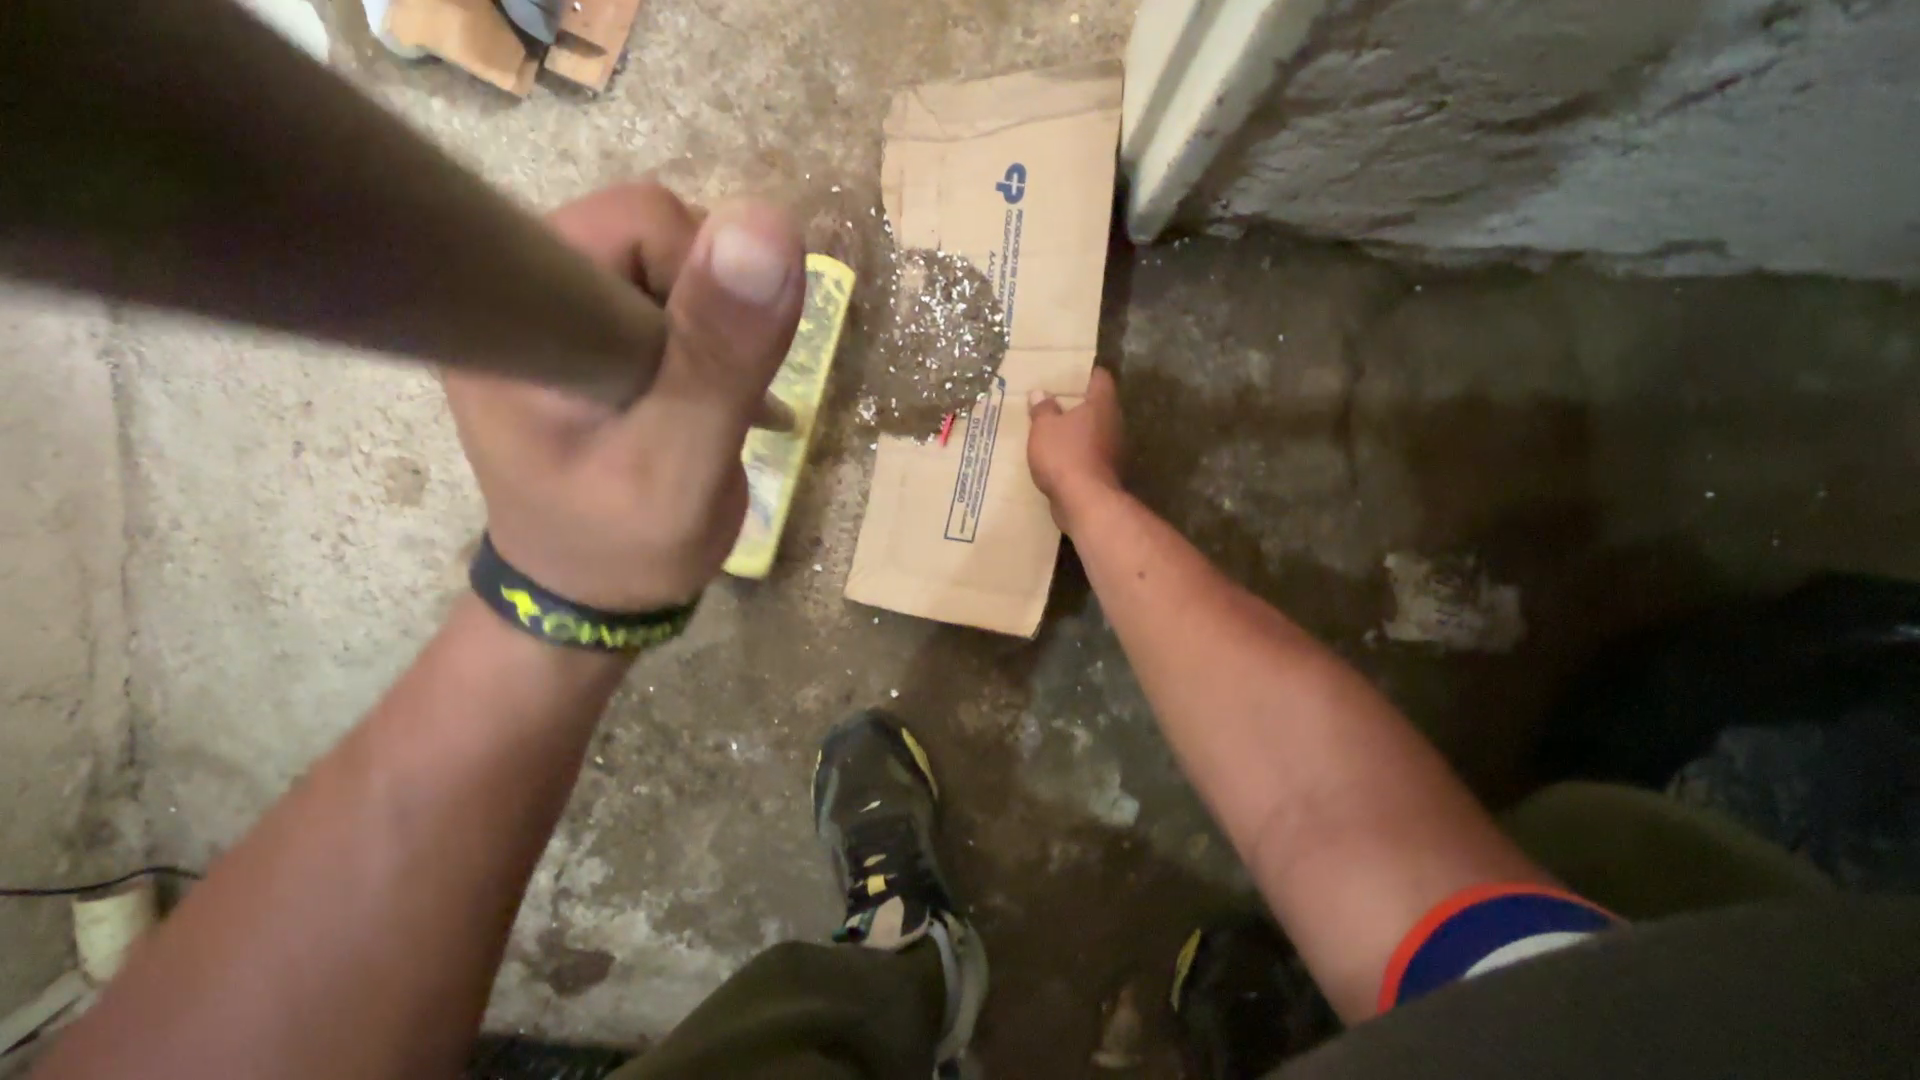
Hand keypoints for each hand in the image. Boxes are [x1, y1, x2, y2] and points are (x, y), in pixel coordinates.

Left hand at [444, 182, 803, 611]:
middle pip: (650, 231)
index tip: (709, 368)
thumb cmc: (628, 547)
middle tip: (714, 392)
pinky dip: (700, 333)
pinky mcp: (576, 332)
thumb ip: (719, 356)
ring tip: (708, 397)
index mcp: (513, 315)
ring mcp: (546, 311)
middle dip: (708, 307)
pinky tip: (703, 387)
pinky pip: (658, 291)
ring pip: (663, 259)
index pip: (634, 224)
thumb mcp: (682, 465)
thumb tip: (769, 222)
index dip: (701, 282)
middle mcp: (514, 292)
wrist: (591, 596)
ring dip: (710, 325)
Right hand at [1027, 366, 1123, 524]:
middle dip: (1080, 404)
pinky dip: (1079, 453)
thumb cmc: (1065, 454)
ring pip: (1096, 432)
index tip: (1070, 372)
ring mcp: (1114, 449)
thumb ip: (1043, 409)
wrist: (1085, 501)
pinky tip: (1060, 457)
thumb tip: (1040, 393)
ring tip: (1056, 429)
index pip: (1100, 377)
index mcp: (1102, 404)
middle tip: (1057, 401)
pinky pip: (1091, 454)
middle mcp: (1114, 423)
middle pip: (1099, 406)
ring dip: (1079, 431)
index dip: (1087, 372)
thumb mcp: (1044, 428)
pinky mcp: (1107, 472)